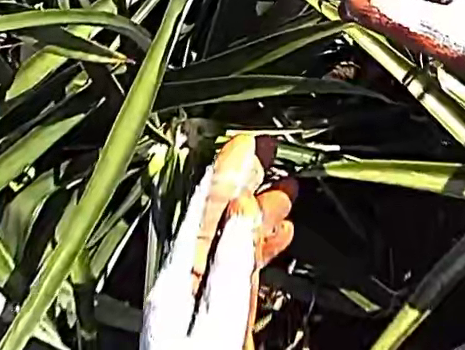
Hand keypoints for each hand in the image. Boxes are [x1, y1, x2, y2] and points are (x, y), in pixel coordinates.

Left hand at [141, 135, 295, 349]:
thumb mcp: (212, 323)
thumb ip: (227, 267)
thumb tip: (243, 207)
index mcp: (175, 277)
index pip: (204, 207)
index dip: (227, 170)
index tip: (248, 141)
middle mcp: (187, 282)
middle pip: (220, 216)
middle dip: (247, 179)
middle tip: (271, 148)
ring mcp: (204, 299)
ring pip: (235, 240)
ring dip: (261, 209)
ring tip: (289, 186)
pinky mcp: (221, 321)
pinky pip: (243, 272)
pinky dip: (262, 247)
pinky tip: (280, 234)